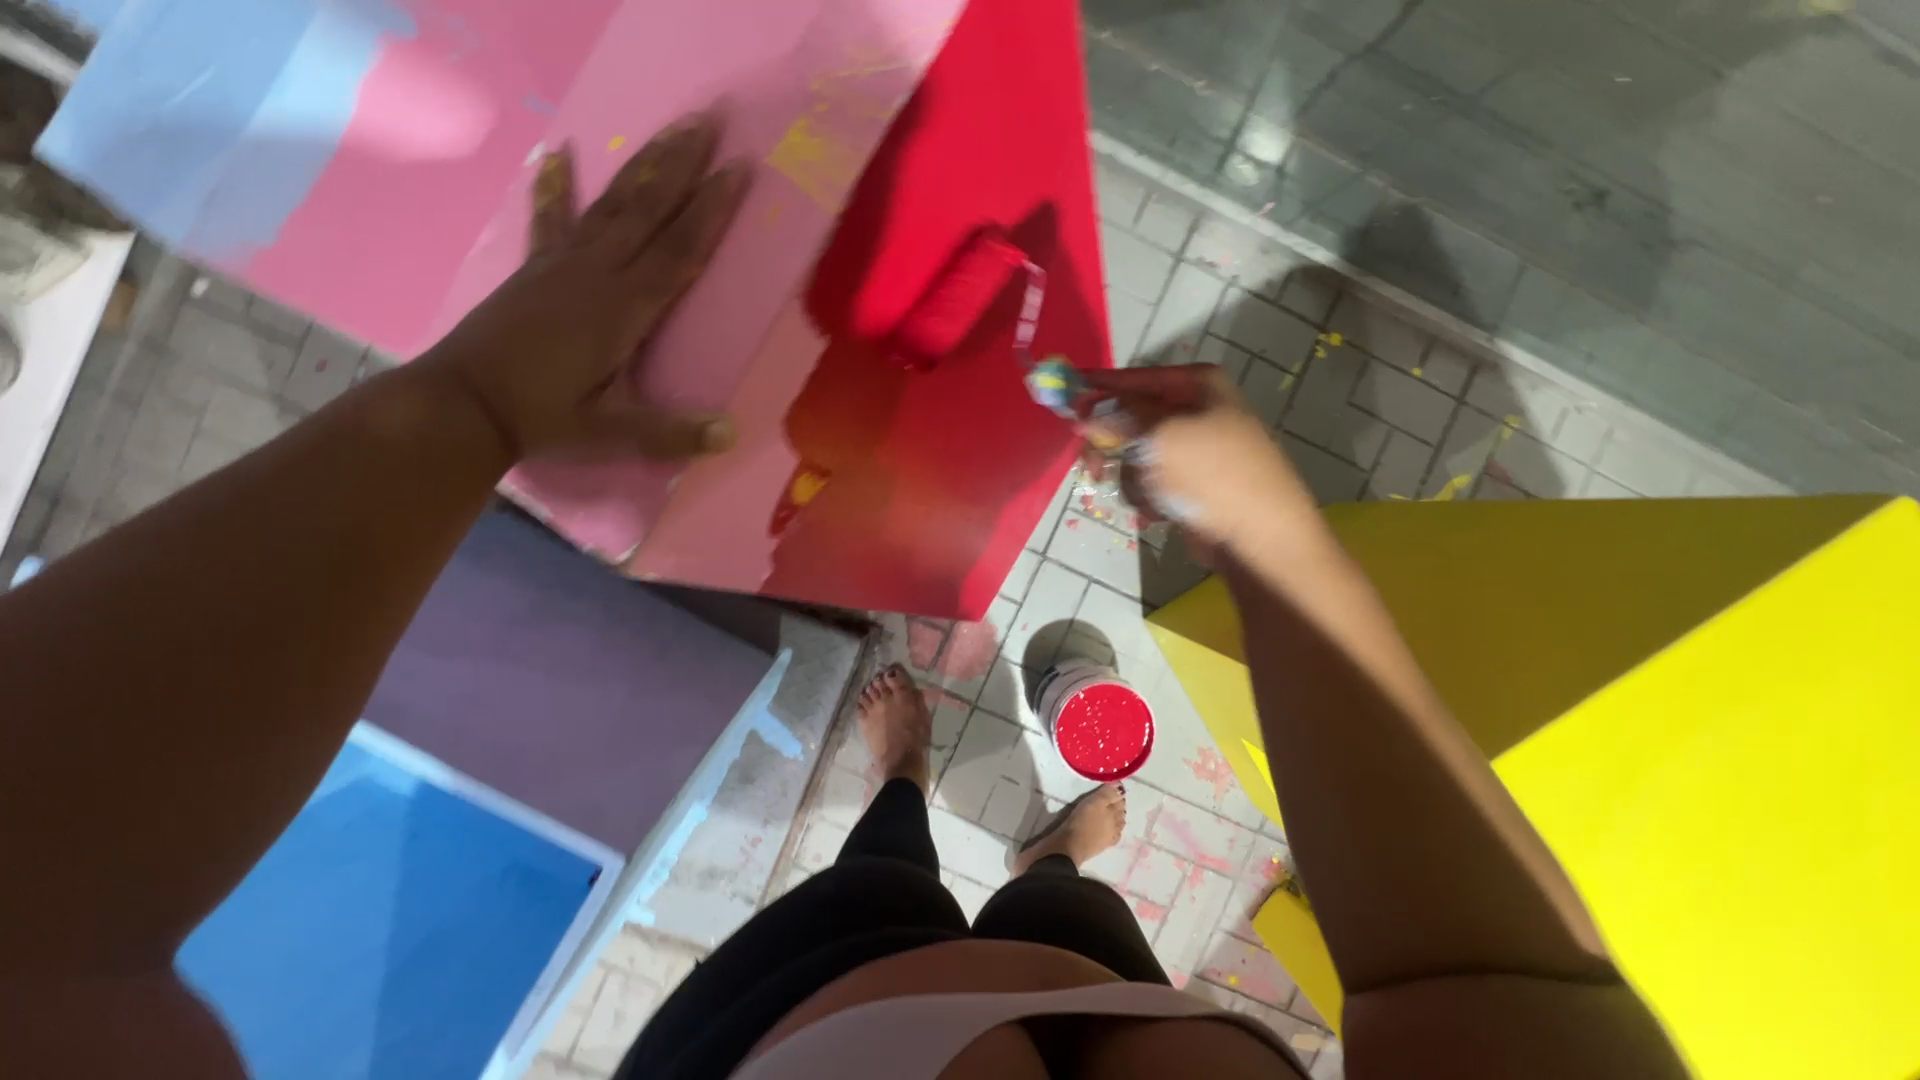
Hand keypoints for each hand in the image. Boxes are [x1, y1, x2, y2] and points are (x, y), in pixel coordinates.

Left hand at [418, 111, 750, 461]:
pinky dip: (555, 186)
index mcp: (623, 309)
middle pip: (648, 209)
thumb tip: (731, 435)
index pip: (678, 250)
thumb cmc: (541, 417)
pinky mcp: (536, 269)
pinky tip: (557, 153)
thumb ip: (670, 432)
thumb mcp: (610, 431)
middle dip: (681, 164)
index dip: (711, 211)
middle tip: (709, 120)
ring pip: (612, 204)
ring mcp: (563, 265)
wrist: (462, 405)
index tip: (738, 169)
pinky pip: (551, 218)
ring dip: (644, 164)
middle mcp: (597, 273)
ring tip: (671, 128)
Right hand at [1079, 364, 1316, 551]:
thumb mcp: (1162, 437)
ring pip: (1136, 455)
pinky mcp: (1191, 483)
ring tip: (1148, 497)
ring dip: (1132, 478)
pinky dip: (1148, 496)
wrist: (1261, 537)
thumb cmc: (1215, 474)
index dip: (1100, 386)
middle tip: (1088, 467)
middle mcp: (1198, 410)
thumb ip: (1120, 422)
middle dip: (1112, 446)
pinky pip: (1151, 481)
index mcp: (1199, 386)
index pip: (1137, 378)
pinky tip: (1161, 512)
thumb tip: (1087, 418)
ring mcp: (1196, 449)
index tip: (1066, 394)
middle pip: (1133, 418)